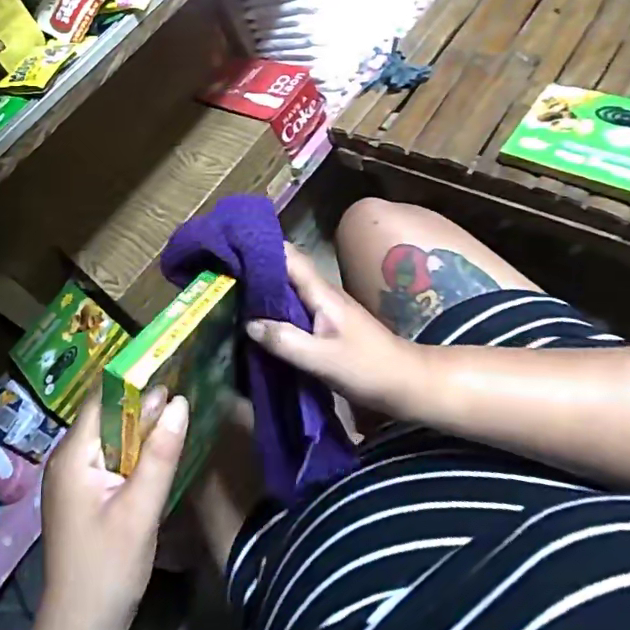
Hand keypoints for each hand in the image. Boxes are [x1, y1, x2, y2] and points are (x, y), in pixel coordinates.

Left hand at [35, 389, 187, 629]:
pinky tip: (157, 450)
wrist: (80, 629)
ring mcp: (72, 478)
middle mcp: (67, 458)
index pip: (102, 399)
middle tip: (181, 385)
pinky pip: (109, 458)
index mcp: (73, 455)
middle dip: (142, 402)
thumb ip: (160, 455)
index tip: (169, 362)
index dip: (134, 380)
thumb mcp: (140, 510)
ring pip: (110, 437)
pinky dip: (132, 450)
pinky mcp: (81, 496)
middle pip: (107, 416)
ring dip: (140, 427)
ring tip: (176, 410)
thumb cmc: (108, 567)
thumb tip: (181, 401)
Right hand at [245, 245, 430, 417]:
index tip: (230, 245)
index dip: (260, 246)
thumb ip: (284, 340)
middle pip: (284, 268)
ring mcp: (325, 307)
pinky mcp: (326, 323)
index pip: (287, 256)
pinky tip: (257, 319)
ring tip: (230, 290)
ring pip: (288, 287)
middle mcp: (322, 292)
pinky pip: (294, 306)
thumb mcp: (322, 360)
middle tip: (221, 268)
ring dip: (263, 287)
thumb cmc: (368, 368)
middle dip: (255, 265)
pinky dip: (274, 306)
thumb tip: (248, 323)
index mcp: (321, 292)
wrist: (408, 384)